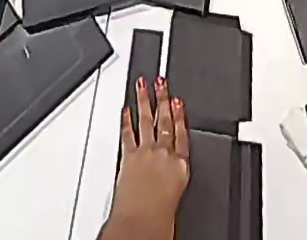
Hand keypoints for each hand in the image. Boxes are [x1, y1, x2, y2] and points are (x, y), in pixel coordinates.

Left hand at [109, 77, 188, 239]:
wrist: (141, 227)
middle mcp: (164, 156)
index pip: (182, 135)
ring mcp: (145, 153)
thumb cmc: (160, 224)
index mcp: (180, 168)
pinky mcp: (128, 157)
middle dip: (163, 99)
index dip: (180, 116)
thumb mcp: (176, 200)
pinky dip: (125, 121)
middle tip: (161, 81)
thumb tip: (168, 185)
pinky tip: (124, 110)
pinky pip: (127, 134)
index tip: (178, 101)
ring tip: (141, 84)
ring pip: (146, 121)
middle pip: (165, 122)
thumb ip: (172, 182)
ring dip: (144, 101)